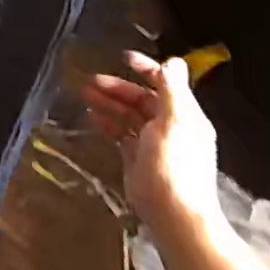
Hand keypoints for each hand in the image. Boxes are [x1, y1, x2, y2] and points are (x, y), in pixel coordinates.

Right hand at [82, 51, 221, 229]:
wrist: (172, 212)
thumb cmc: (174, 164)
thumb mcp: (175, 122)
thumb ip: (172, 91)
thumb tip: (173, 60)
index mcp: (184, 116)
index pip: (164, 84)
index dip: (146, 68)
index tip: (122, 57)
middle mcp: (170, 126)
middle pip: (142, 99)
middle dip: (118, 88)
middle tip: (90, 81)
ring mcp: (153, 142)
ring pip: (129, 115)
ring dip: (109, 103)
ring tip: (85, 96)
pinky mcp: (137, 157)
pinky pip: (121, 132)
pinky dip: (108, 122)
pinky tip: (93, 118)